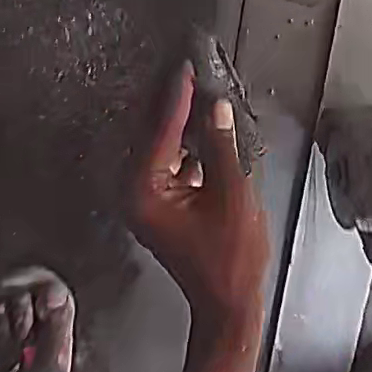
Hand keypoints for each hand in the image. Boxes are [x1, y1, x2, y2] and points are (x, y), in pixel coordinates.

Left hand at [130, 63, 269, 344]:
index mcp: (145, 193)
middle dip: (174, 104)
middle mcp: (138, 194)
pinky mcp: (163, 204)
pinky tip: (206, 129)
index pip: (160, 131)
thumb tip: (217, 109)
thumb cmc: (229, 261)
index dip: (177, 98)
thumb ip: (223, 149)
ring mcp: (149, 200)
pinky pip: (172, 162)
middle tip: (190, 72)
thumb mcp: (233, 199)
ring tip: (201, 93)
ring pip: (163, 147)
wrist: (228, 301)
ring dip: (182, 123)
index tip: (187, 69)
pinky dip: (188, 144)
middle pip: (154, 135)